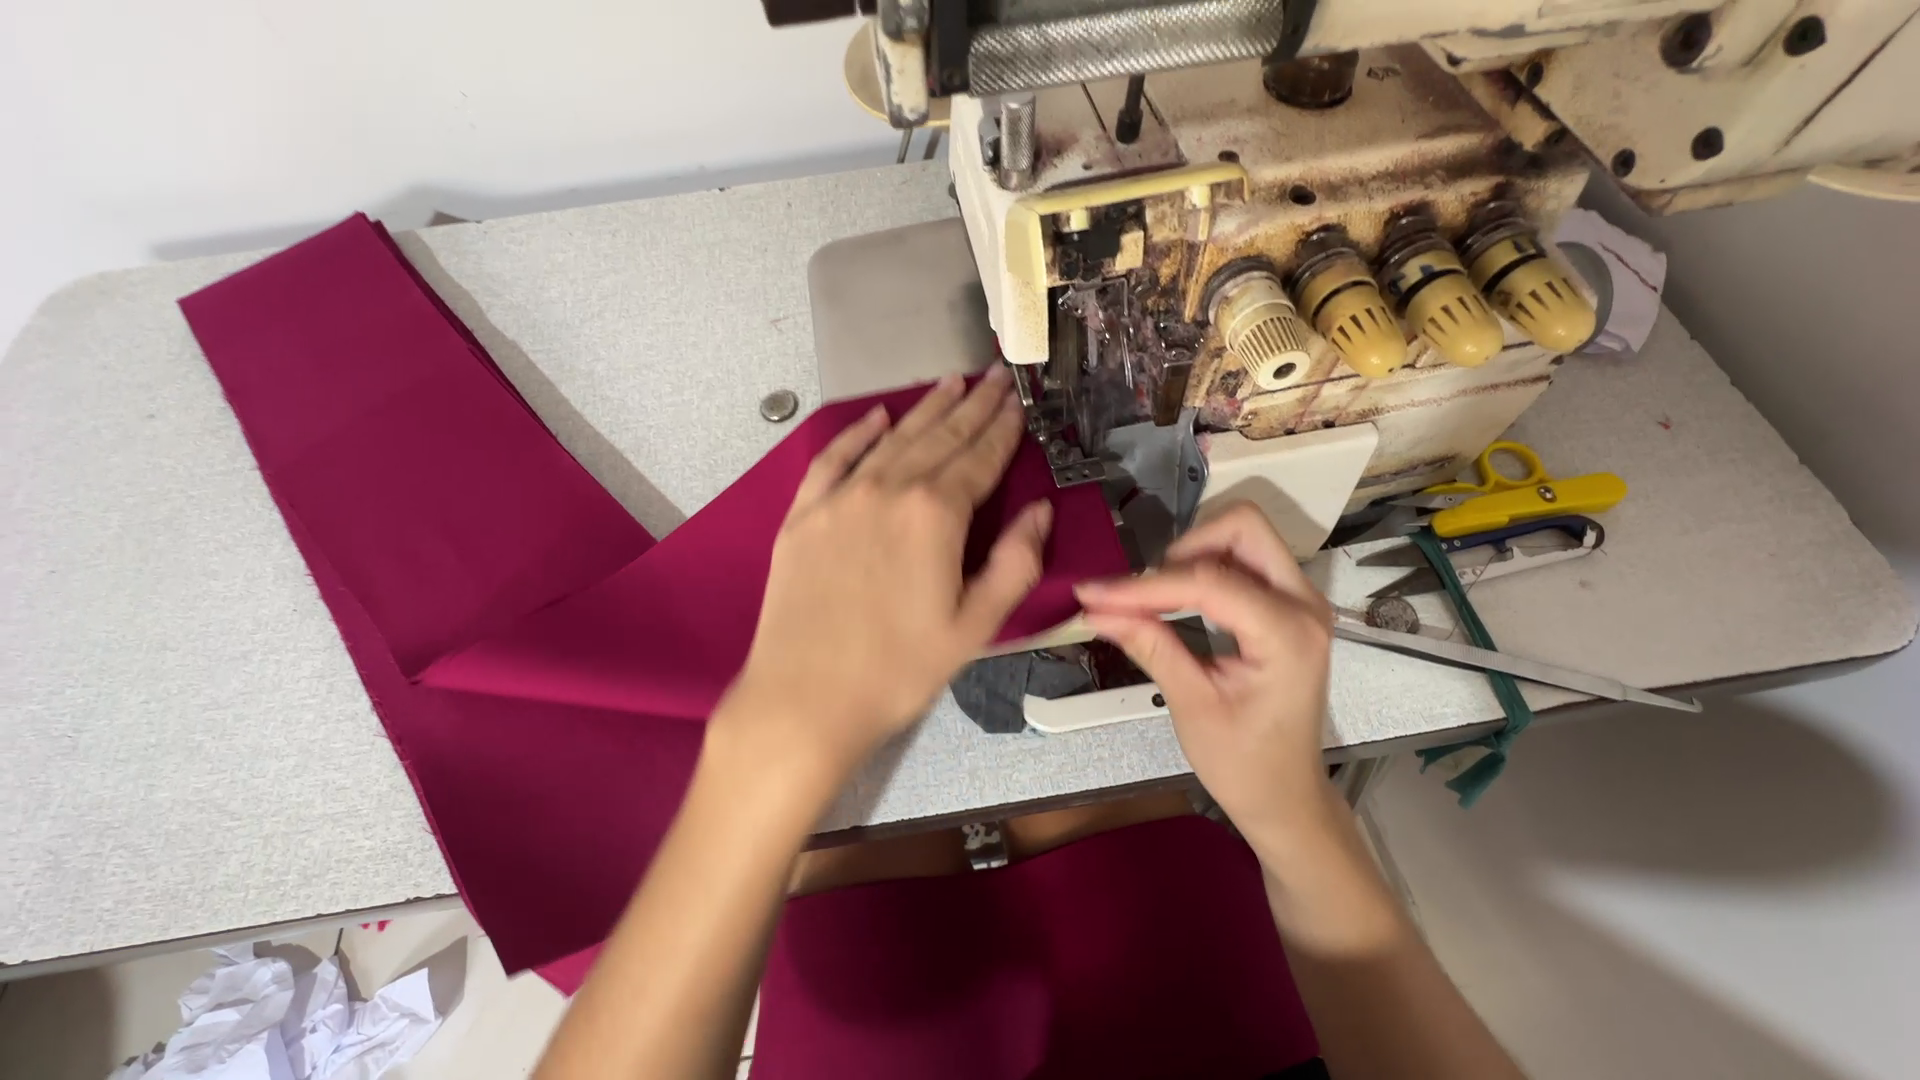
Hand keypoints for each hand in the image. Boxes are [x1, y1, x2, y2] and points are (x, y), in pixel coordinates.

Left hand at [725, 369, 1052, 777]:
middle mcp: (888, 490)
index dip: (1002, 429)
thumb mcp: (975, 626)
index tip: (1017, 401)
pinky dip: (856, 433)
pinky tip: (875, 416)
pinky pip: (833, 457)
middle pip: (939, 437)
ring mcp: (839, 498)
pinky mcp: (803, 514)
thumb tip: (1039, 511)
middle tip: (993, 374)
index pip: (979, 459)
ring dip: (924, 408)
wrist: (805, 698)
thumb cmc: (898, 670)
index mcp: (936, 514)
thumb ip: (1014, 563)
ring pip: (892, 439)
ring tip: (950, 382)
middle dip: (972, 405)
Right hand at [1074, 503, 1334, 845]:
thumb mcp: (1191, 705)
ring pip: (1244, 537)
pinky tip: (1177, 599)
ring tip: (1155, 595)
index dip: (1144, 584)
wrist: (1286, 796)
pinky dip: (1206, 567)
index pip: (1207, 581)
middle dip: (1184, 547)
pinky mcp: (1288, 606)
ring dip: (1194, 554)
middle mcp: (1304, 603)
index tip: (1093, 593)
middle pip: (1243, 528)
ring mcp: (1301, 600)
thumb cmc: (1243, 763)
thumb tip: (1096, 609)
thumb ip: (1149, 645)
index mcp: (1286, 634)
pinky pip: (1246, 560)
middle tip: (1145, 588)